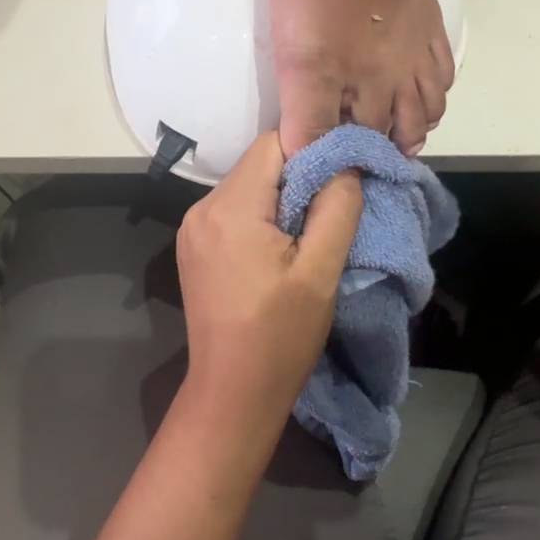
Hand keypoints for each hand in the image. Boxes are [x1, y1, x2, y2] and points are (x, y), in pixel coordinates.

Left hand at [176, 133, 364, 420]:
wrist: (232, 396)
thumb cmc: (280, 337)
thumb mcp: (320, 273)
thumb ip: (336, 208)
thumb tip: (346, 162)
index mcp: (230, 207)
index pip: (275, 143)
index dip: (313, 150)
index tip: (342, 176)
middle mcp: (202, 207)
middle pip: (260, 163)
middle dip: (299, 177)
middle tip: (332, 208)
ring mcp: (193, 228)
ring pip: (249, 185)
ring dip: (282, 199)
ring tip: (310, 233)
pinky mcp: (195, 246)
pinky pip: (236, 209)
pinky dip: (262, 216)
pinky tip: (282, 249)